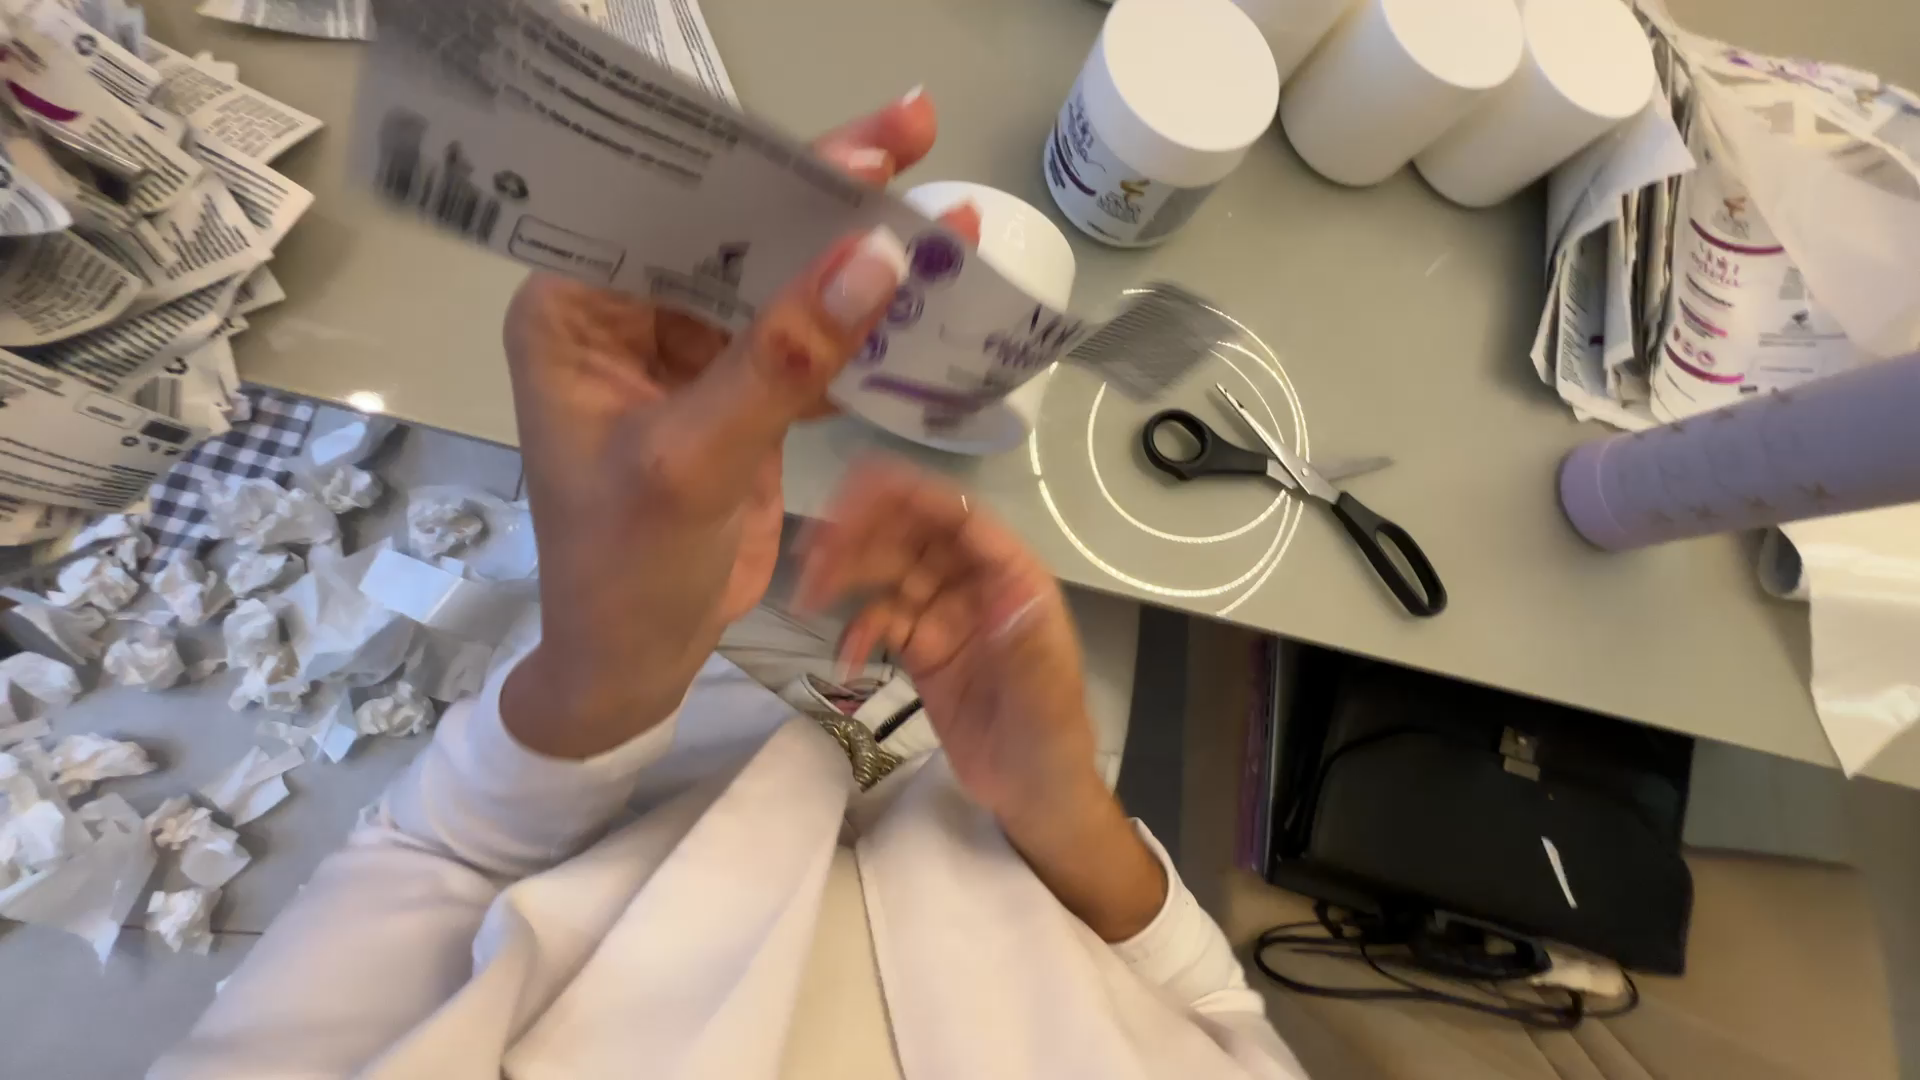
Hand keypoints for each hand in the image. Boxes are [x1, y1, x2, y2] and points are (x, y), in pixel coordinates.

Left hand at [499, 94, 979, 757]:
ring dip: (856, 265)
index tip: (867, 143)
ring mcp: (693, 357)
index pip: (679, 210)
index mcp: (581, 307)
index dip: (773, 170)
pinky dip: (860, 336)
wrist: (639, 658)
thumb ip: (780, 361)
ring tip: (941, 221)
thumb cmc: (628, 567)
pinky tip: (919, 305)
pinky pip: (805, 350)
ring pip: (782, 292)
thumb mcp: (694, 459)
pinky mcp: (740, 399)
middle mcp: (633, 315)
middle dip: (828, 200)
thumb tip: (876, 258)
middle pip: (740, 237)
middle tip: (918, 137)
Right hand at [796, 461, 1165, 938]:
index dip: (913, 497)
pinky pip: (880, 619)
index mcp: (1014, 580)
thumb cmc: (1050, 743)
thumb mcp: (1046, 698)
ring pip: (890, 569)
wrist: (1029, 794)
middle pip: (916, 534)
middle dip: (866, 531)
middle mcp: (976, 585)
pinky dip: (857, 630)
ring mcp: (945, 613)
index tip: (857, 489)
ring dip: (848, 571)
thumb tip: (1009, 591)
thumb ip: (1029, 644)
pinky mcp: (921, 645)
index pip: (962, 521)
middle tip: (815, 548)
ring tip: (810, 592)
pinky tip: (845, 660)